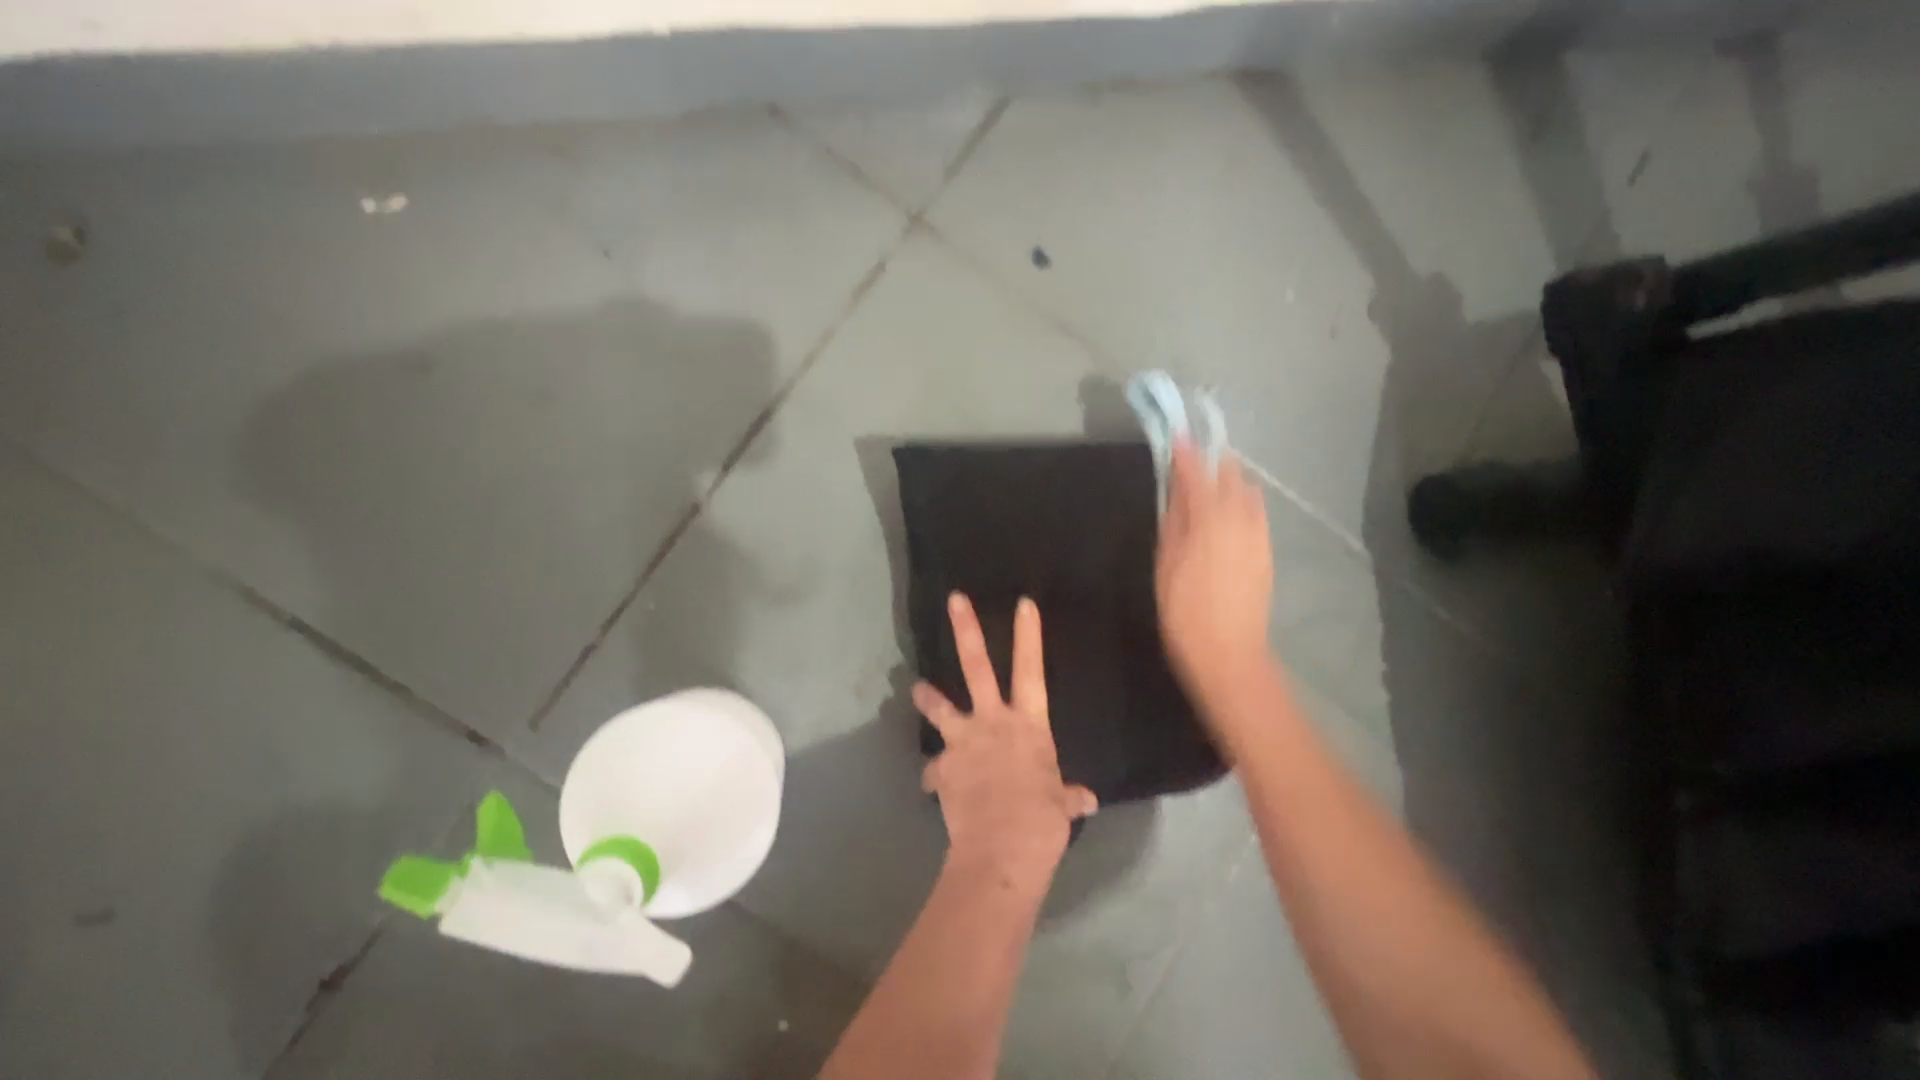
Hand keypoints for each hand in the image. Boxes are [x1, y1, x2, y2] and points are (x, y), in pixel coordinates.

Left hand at [915, 593, 1098, 884]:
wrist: (1000, 850)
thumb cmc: (1042, 823)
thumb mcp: (1061, 806)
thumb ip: (1068, 796)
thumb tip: (1085, 799)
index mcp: (1029, 726)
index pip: (1031, 670)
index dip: (1028, 636)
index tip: (1023, 603)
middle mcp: (993, 722)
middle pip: (977, 666)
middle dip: (966, 630)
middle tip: (954, 599)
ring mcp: (963, 742)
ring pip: (940, 707)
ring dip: (927, 697)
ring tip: (916, 688)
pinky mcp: (942, 767)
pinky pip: (934, 770)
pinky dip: (935, 777)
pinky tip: (934, 786)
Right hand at [1156, 440, 1273, 698]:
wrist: (1228, 653)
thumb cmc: (1184, 611)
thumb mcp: (1166, 563)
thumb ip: (1174, 521)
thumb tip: (1176, 491)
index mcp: (1208, 518)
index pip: (1196, 472)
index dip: (1185, 452)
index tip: (1176, 435)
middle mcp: (1239, 517)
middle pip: (1229, 474)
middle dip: (1211, 461)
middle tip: (1192, 457)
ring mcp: (1258, 533)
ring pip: (1247, 491)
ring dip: (1228, 480)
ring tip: (1210, 483)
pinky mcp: (1266, 550)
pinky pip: (1255, 512)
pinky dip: (1240, 502)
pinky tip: (1226, 514)